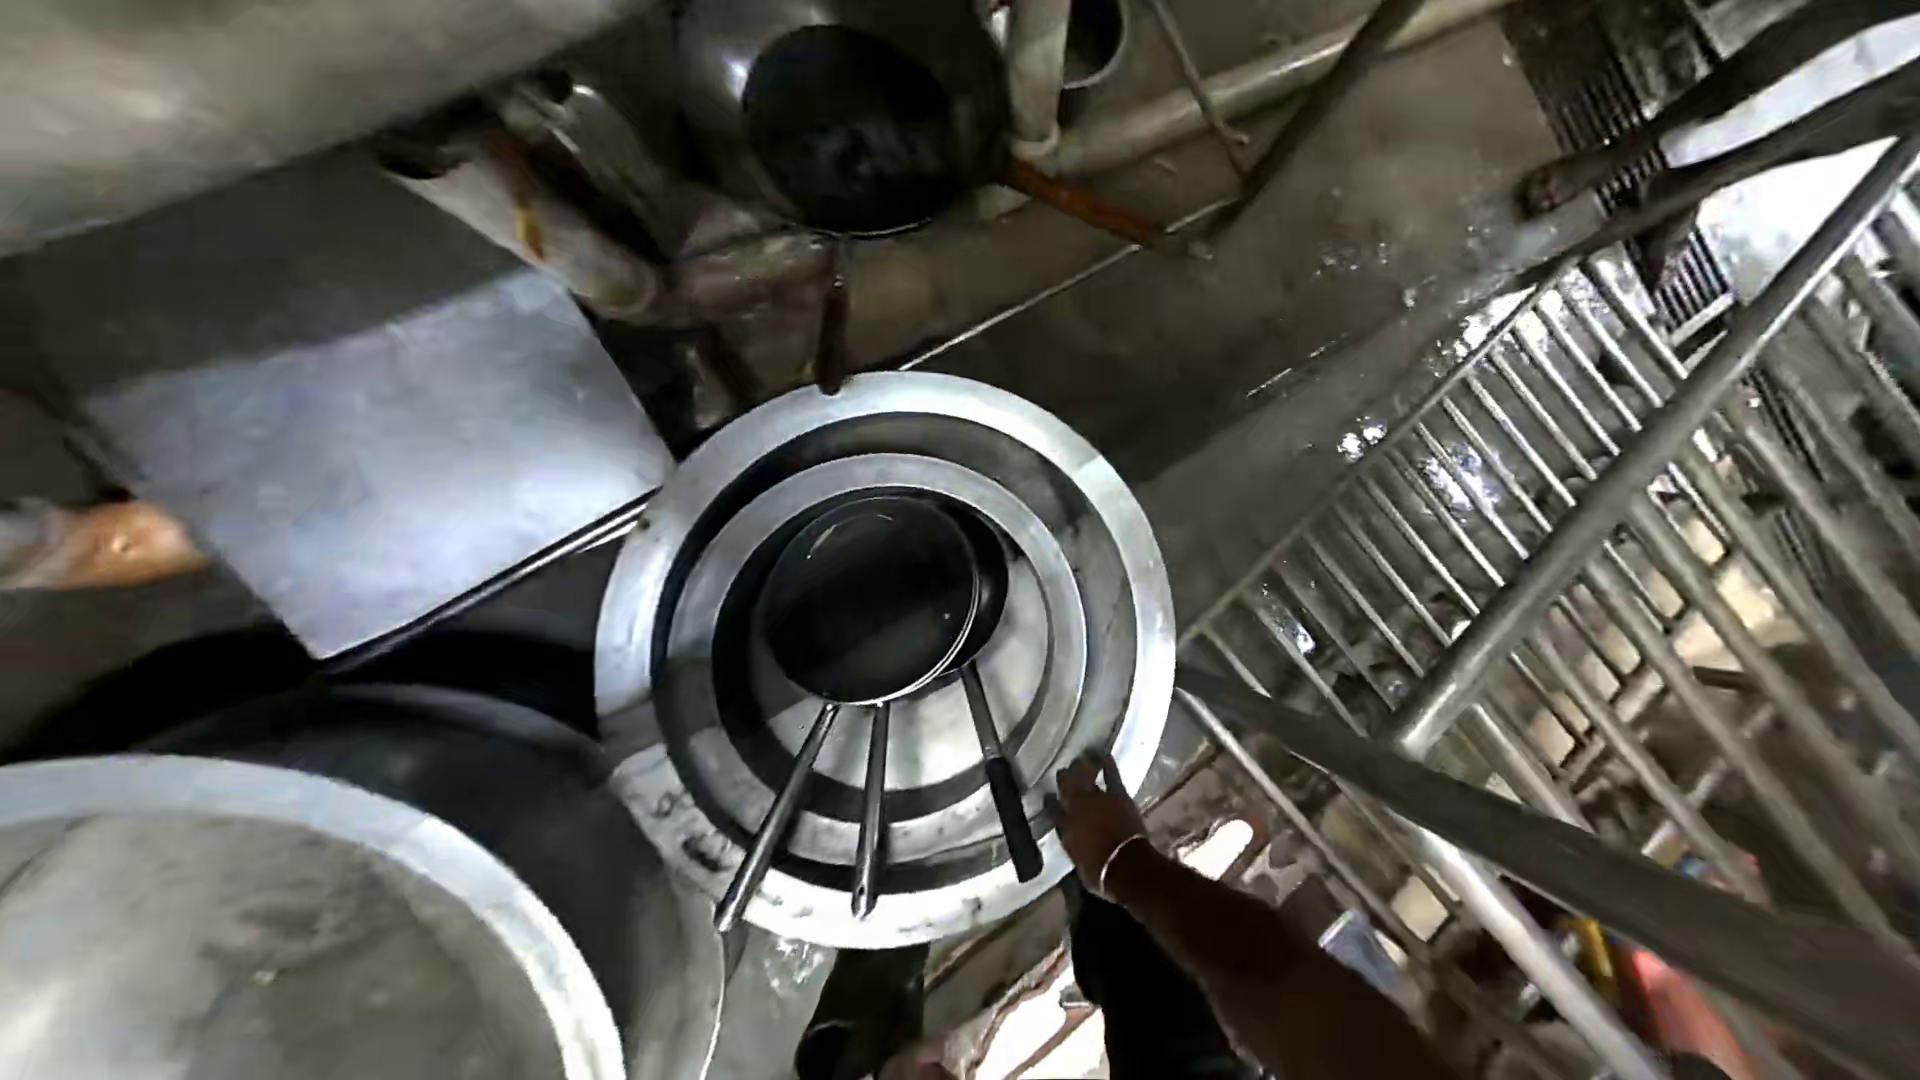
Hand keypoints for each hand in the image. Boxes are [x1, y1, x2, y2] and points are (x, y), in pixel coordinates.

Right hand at [1054, 753, 1149, 893]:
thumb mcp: (1078, 862)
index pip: (1055, 810)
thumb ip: (1071, 843)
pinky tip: (1105, 755)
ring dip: (1080, 769)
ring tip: (1078, 762)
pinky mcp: (1117, 795)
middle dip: (1064, 779)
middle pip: (1067, 787)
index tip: (1049, 797)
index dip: (1052, 803)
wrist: (1126, 866)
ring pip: (1084, 777)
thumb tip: (1067, 833)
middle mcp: (1077, 807)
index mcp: (1066, 825)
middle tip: (1062, 772)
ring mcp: (1098, 798)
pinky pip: (1111, 776)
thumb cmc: (1100, 872)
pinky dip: (1108, 765)